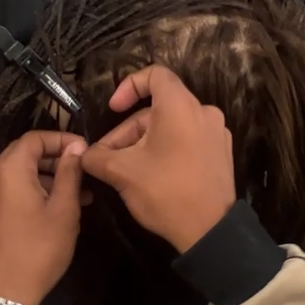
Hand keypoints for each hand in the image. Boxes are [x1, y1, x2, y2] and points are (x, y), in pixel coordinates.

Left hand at [0, 131, 88, 304]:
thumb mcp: (63, 209)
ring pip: (17, 172)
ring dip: (45, 175)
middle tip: (81, 170)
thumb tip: (76, 147)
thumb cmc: (40, 248)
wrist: (7, 290)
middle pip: (24, 153)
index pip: (34, 138)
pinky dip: (31, 188)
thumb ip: (69, 173)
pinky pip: (10, 188)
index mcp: (9, 170)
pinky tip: (55, 205)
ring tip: (77, 192)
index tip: (83, 150)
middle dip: (54, 158)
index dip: (61, 139)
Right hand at [80, 66, 235, 251]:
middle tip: (106, 158)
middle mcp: (203, 112)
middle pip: (157, 109)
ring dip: (144, 143)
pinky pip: (187, 141)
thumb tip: (83, 154)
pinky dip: (166, 151)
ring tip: (125, 170)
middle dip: (127, 131)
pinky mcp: (221, 154)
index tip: (113, 109)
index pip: (154, 75)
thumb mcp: (121, 172)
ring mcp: (216, 133)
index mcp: (180, 105)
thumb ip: (97, 156)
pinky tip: (150, 176)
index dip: (128, 86)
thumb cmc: (164, 191)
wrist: (209, 230)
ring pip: (171, 127)